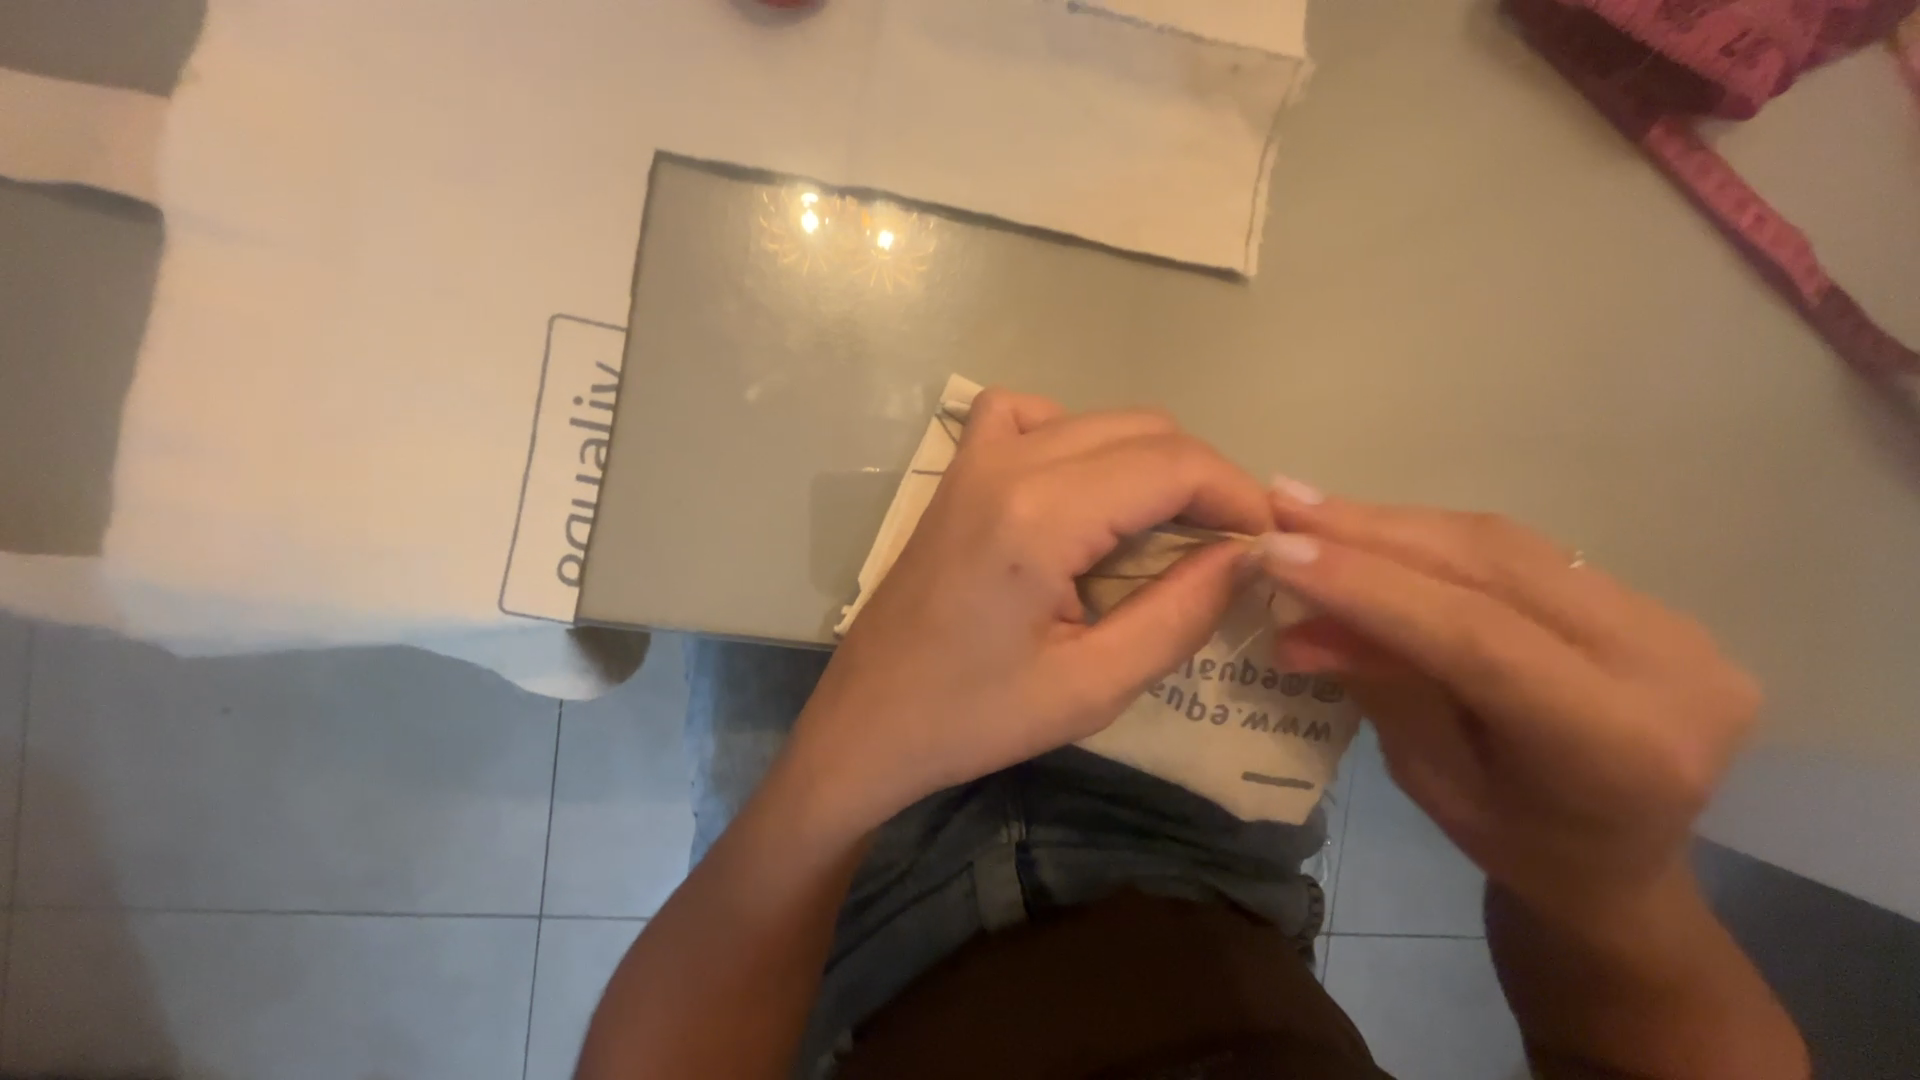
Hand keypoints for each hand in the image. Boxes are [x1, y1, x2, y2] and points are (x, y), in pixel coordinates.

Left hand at [783, 389, 1270, 833]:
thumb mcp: (1093, 686)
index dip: (1237, 495)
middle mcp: (1008, 464)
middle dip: (1201, 480)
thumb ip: (1180, 613)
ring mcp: (973, 461)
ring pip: (1094, 418)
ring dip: (1146, 460)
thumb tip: (1247, 555)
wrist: (869, 722)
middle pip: (1143, 429)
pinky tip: (1079, 488)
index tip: (1265, 544)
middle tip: (1223, 547)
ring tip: (1163, 527)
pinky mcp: (956, 475)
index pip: (1174, 464)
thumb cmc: (975, 718)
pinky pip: (1024, 416)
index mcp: (1042, 515)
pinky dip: (1072, 436)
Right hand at [1249, 482, 1760, 924]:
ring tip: (1308, 509)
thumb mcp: (1430, 778)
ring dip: (1392, 524)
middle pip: (1492, 569)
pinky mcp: (1645, 597)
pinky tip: (1366, 525)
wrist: (1619, 858)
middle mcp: (1668, 668)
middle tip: (1281, 507)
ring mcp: (1670, 622)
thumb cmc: (1514, 842)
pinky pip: (1517, 548)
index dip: (1368, 587)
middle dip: (1370, 535)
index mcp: (1622, 747)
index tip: (1275, 551)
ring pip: (1502, 543)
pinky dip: (1428, 535)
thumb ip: (1378, 685)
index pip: (1478, 638)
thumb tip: (1295, 618)